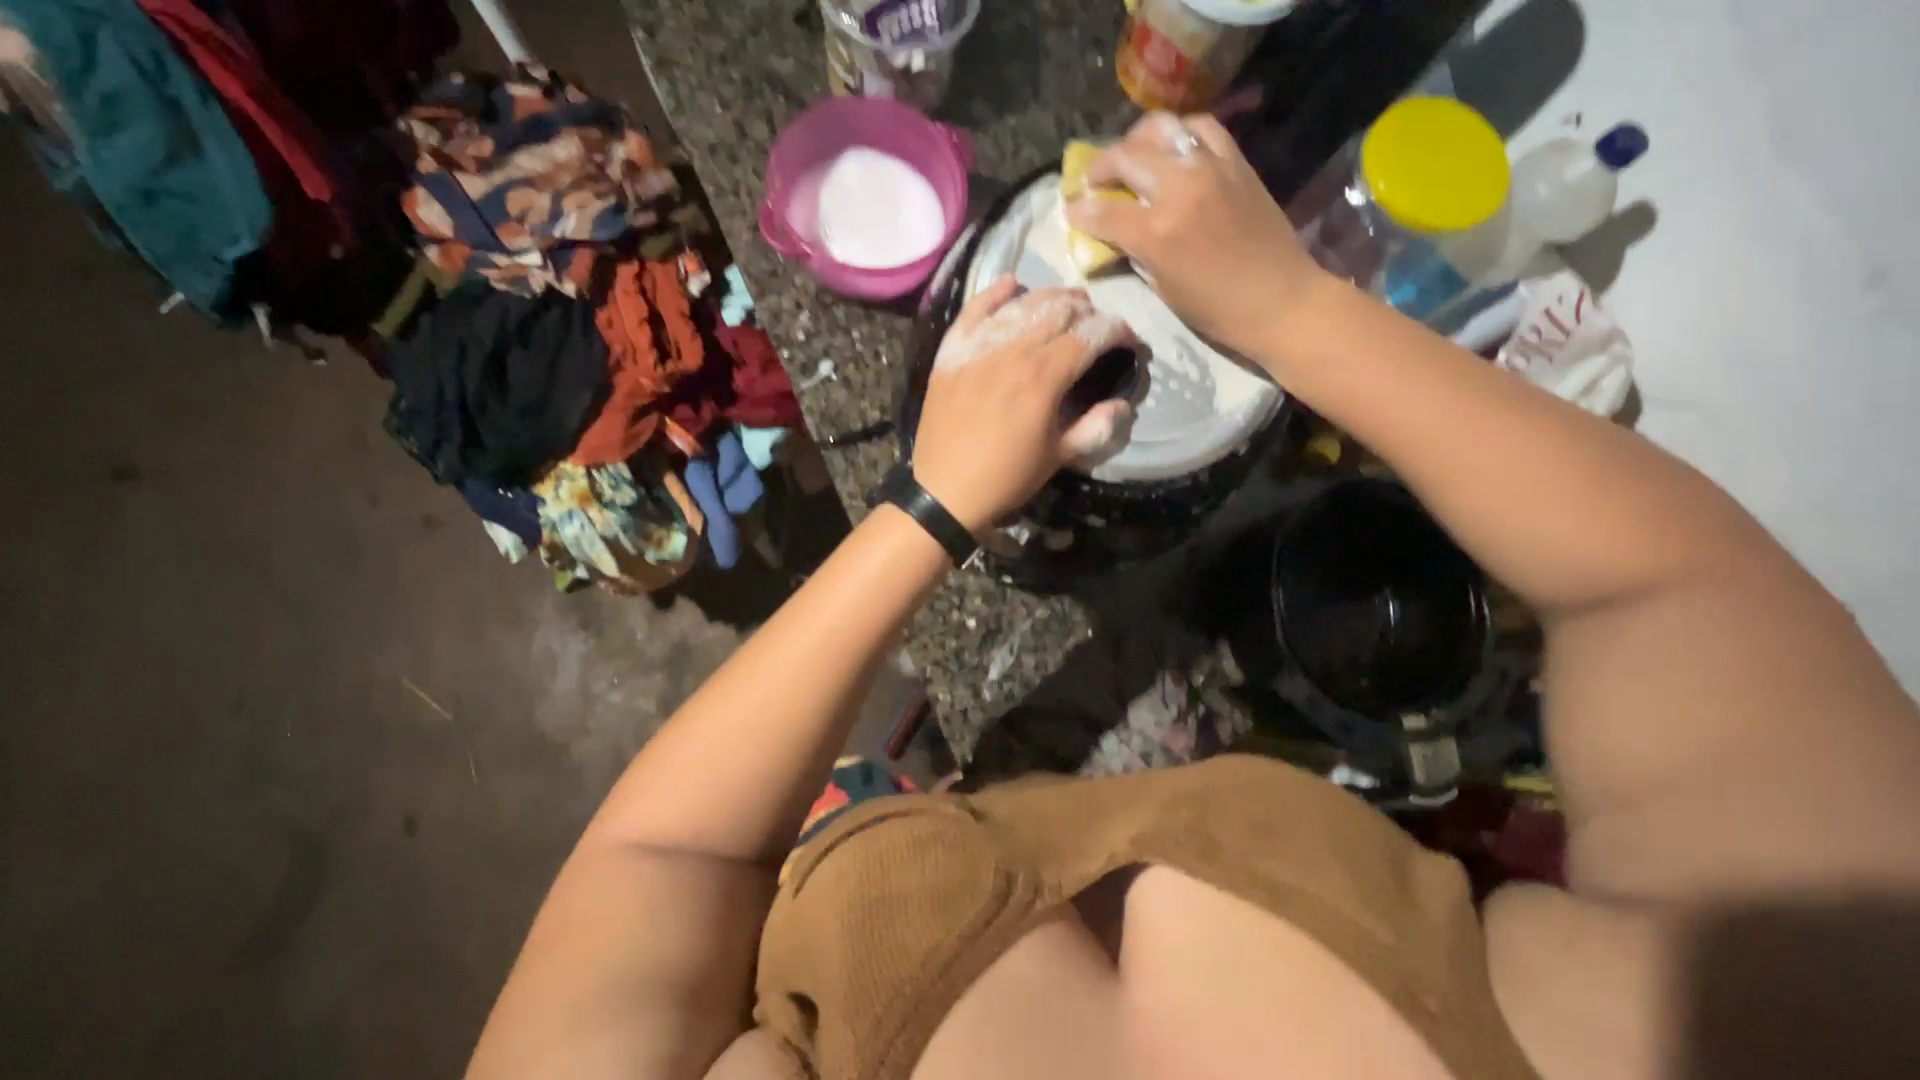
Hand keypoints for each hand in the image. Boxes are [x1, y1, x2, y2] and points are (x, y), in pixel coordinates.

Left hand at [911, 277, 1134, 532]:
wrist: (943, 492)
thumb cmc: (1005, 478)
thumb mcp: (1057, 457)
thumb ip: (1093, 427)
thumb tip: (1122, 404)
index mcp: (1044, 377)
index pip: (1089, 335)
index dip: (1116, 330)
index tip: (1128, 339)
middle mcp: (1012, 351)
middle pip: (1058, 310)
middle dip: (1086, 310)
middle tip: (1095, 323)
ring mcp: (978, 347)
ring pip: (1021, 304)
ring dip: (1049, 297)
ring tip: (1065, 303)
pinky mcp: (951, 352)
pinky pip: (974, 310)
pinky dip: (995, 293)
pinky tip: (1012, 284)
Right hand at [1063, 112, 1330, 357]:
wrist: (1280, 299)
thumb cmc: (1216, 309)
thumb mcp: (1163, 288)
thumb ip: (1135, 251)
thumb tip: (1115, 231)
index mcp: (1157, 232)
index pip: (1102, 211)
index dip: (1080, 211)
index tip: (1071, 211)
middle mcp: (1180, 189)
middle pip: (1125, 158)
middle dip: (1100, 168)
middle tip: (1095, 182)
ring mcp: (1210, 169)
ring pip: (1161, 130)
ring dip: (1137, 140)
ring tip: (1133, 156)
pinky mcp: (1236, 163)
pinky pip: (1202, 129)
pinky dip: (1180, 134)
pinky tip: (1174, 149)